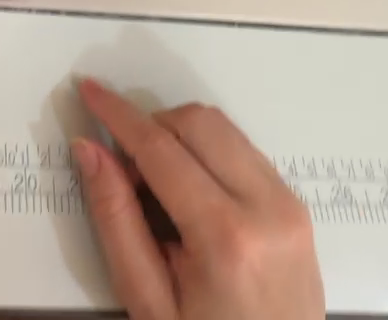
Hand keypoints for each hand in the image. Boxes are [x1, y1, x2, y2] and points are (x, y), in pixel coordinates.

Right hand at [74, 78, 324, 319]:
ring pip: (222, 128)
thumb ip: (115, 218)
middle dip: (151, 126)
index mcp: (227, 237)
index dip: (118, 114)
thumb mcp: (147, 300)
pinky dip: (206, 153)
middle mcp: (268, 208)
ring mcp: (290, 207)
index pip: (160, 148)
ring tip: (160, 189)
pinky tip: (191, 196)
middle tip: (127, 172)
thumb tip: (89, 147)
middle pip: (197, 122)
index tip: (88, 88)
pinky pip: (242, 150)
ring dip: (179, 137)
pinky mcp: (298, 209)